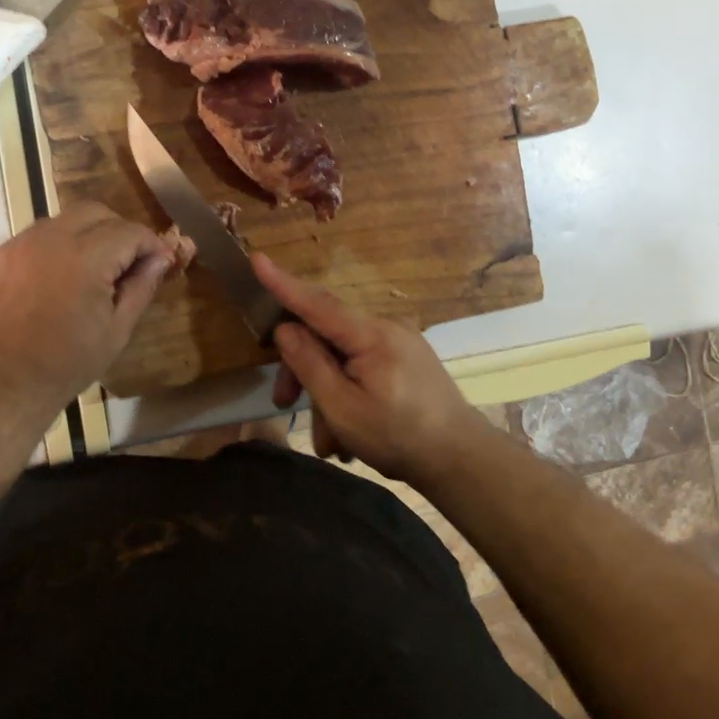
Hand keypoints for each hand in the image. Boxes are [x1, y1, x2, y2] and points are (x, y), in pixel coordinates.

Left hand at [0, 202, 173, 407]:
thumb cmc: (65, 364)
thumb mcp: (116, 331)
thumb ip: (140, 288)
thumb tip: (159, 259)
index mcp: (85, 257)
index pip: (128, 231)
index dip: (150, 243)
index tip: (159, 260)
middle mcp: (49, 239)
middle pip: (93, 212)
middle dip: (116, 230)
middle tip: (125, 262)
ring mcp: (16, 246)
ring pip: (59, 222)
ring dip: (81, 236)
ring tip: (86, 273)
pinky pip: (29, 242)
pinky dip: (49, 252)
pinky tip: (50, 285)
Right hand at [256, 254, 493, 484]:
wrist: (461, 460)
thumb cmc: (399, 437)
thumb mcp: (343, 408)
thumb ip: (310, 364)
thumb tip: (285, 329)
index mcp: (372, 335)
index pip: (317, 303)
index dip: (283, 284)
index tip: (257, 259)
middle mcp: (386, 329)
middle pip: (326, 335)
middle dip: (302, 369)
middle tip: (285, 404)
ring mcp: (399, 344)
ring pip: (342, 357)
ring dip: (326, 393)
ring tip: (328, 440)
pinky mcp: (406, 360)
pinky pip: (362, 367)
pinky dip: (346, 393)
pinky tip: (348, 431)